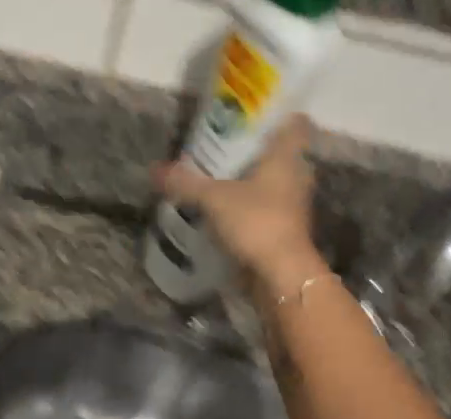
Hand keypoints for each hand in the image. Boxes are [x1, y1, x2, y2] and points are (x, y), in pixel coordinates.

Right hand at [154, 114, 322, 283]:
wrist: (280, 273)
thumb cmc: (256, 222)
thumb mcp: (214, 199)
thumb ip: (186, 184)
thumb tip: (154, 169)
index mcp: (287, 156)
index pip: (295, 123)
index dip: (278, 115)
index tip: (255, 115)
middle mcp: (296, 175)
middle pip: (281, 154)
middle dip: (258, 152)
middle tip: (229, 149)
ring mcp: (293, 205)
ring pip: (275, 184)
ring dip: (254, 183)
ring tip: (223, 182)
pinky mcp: (285, 231)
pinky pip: (268, 210)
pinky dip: (252, 209)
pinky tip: (229, 214)